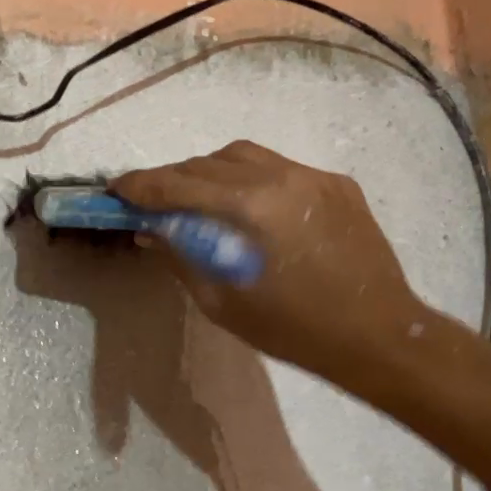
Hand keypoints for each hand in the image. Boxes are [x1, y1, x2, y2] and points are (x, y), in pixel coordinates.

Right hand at [111, 141, 426, 374]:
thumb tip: (149, 231)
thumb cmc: (291, 330)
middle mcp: (278, 178)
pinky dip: (249, 179)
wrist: (376, 335)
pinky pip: (278, 167)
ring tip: (197, 199)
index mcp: (247, 210)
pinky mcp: (335, 182)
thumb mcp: (221, 301)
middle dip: (171, 179)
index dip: (139, 186)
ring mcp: (311, 175)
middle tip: (151, 201)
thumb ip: (181, 256)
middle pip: (205, 163)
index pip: (177, 184)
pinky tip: (248, 208)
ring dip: (208, 172)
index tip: (115, 191)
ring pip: (242, 155)